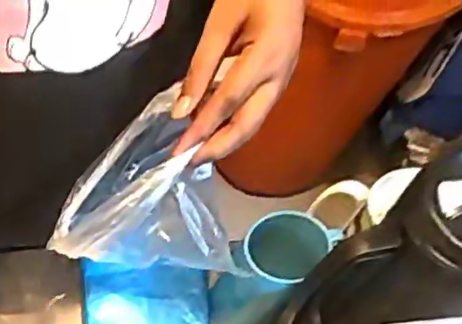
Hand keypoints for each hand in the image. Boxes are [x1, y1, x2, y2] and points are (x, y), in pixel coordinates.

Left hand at [173, 0, 304, 163]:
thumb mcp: (220, 21)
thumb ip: (200, 68)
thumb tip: (180, 113)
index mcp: (268, 55)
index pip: (227, 103)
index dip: (201, 130)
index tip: (178, 152)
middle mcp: (280, 75)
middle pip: (245, 126)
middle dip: (215, 149)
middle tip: (186, 164)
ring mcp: (283, 81)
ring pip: (251, 125)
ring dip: (223, 144)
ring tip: (195, 155)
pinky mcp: (278, 83)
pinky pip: (253, 114)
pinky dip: (231, 129)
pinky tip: (211, 135)